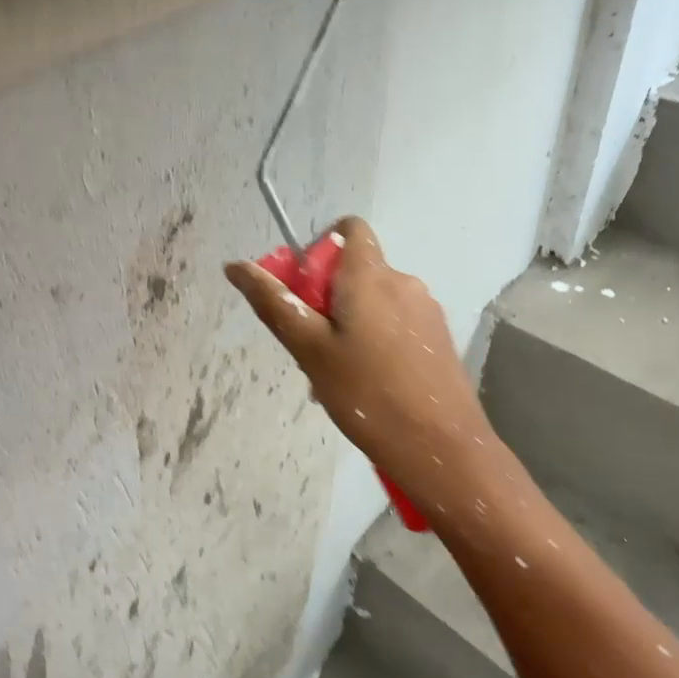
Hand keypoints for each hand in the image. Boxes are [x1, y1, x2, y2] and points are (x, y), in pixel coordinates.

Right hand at [224, 216, 487, 493]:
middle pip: (355, 270)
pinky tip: (365, 386)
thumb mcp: (308, 349)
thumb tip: (236, 266)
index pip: (348, 228)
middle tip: (309, 346)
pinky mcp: (438, 338)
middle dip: (325, 298)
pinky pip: (395, 324)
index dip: (320, 247)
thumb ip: (274, 303)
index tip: (302, 287)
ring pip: (373, 301)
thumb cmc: (367, 394)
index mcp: (370, 275)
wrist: (442, 448)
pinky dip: (374, 340)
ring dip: (348, 324)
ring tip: (334, 375)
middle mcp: (402, 281)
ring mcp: (425, 310)